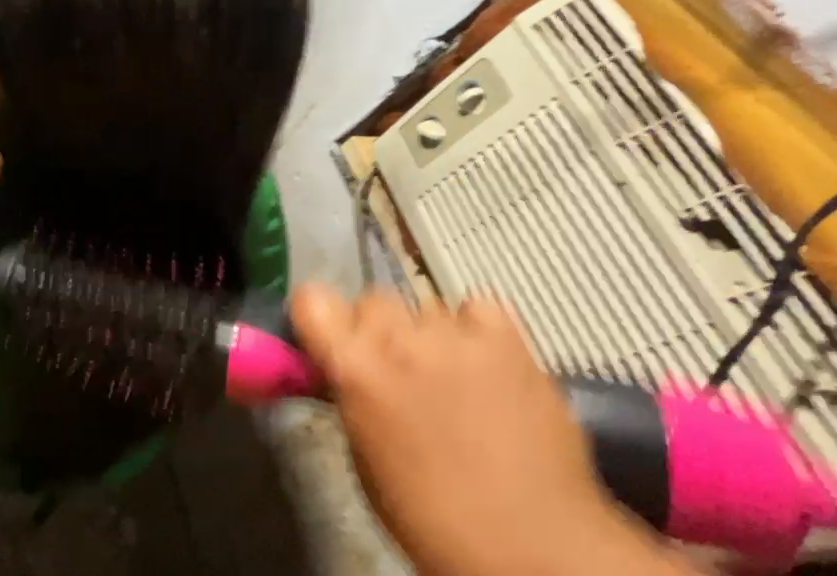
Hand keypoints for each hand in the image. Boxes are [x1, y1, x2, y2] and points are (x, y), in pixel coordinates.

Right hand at [290, 286, 688, 575]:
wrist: (532, 545)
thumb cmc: (430, 515)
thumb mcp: (363, 454)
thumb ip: (351, 396)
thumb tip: (348, 374)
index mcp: (352, 368)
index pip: (312, 299)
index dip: (320, 316)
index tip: (330, 338)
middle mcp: (397, 340)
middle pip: (374, 300)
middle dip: (379, 329)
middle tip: (396, 367)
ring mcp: (456, 338)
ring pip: (425, 305)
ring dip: (429, 334)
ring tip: (451, 374)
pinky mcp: (511, 344)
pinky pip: (480, 308)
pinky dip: (476, 327)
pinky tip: (483, 358)